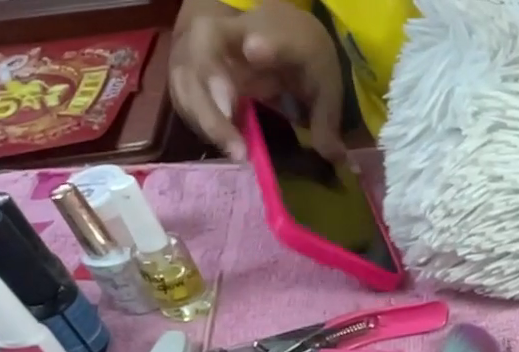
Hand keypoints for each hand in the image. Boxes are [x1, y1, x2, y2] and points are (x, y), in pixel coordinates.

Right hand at [169, 0, 345, 161]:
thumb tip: (336, 157)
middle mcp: (231, 29)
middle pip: (206, 42)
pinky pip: (182, 91)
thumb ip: (327, 120)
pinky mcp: (191, 68)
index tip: (255, 49)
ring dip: (204, 112)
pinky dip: (198, 119)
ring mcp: (204, 45)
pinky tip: (222, 144)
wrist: (272, 34)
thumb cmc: (301, 59)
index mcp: (275, 27)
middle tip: (231, 116)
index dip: (263, 41)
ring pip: (185, 68)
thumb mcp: (324, 86)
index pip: (268, 30)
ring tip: (234, 149)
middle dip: (211, 81)